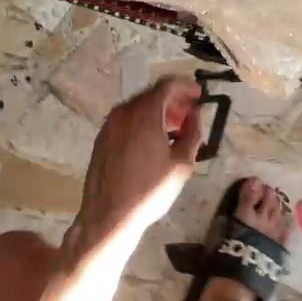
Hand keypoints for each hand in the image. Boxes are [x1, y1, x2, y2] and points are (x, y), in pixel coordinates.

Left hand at [67, 77, 202, 258]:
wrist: (110, 215)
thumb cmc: (150, 190)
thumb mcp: (182, 164)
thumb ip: (192, 133)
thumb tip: (194, 114)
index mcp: (144, 113)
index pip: (167, 85)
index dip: (186, 86)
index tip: (199, 95)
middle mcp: (123, 112)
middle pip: (151, 94)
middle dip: (172, 100)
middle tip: (188, 115)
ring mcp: (109, 125)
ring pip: (137, 107)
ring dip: (157, 111)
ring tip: (173, 130)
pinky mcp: (102, 139)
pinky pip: (126, 120)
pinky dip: (142, 121)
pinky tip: (152, 141)